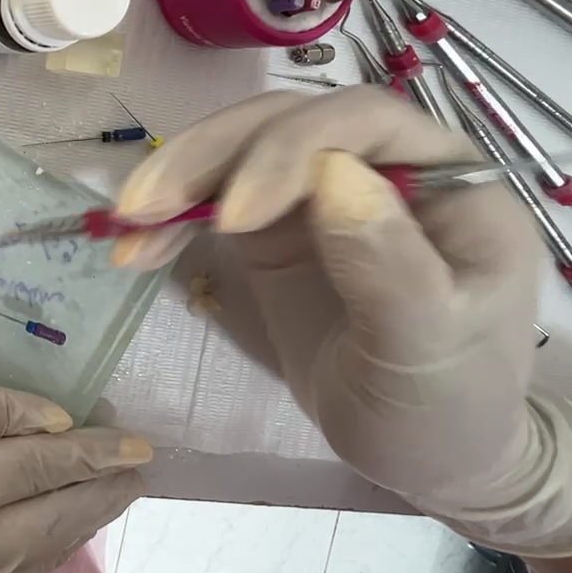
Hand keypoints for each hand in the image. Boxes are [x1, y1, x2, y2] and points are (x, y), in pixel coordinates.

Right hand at [113, 88, 571, 557]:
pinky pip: (208, 197)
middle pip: (278, 124)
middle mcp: (376, 168)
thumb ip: (389, 264)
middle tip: (143, 209)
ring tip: (126, 226)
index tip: (232, 221)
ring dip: (173, 181)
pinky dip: (168, 219)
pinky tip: (135, 249)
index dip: (286, 150)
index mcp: (445, 181)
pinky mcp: (270, 224)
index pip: (358, 121)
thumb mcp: (426, 348)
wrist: (416, 451)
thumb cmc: (443, 406)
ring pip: (233, 152)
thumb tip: (333, 173)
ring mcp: (316, 194)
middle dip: (205, 159)